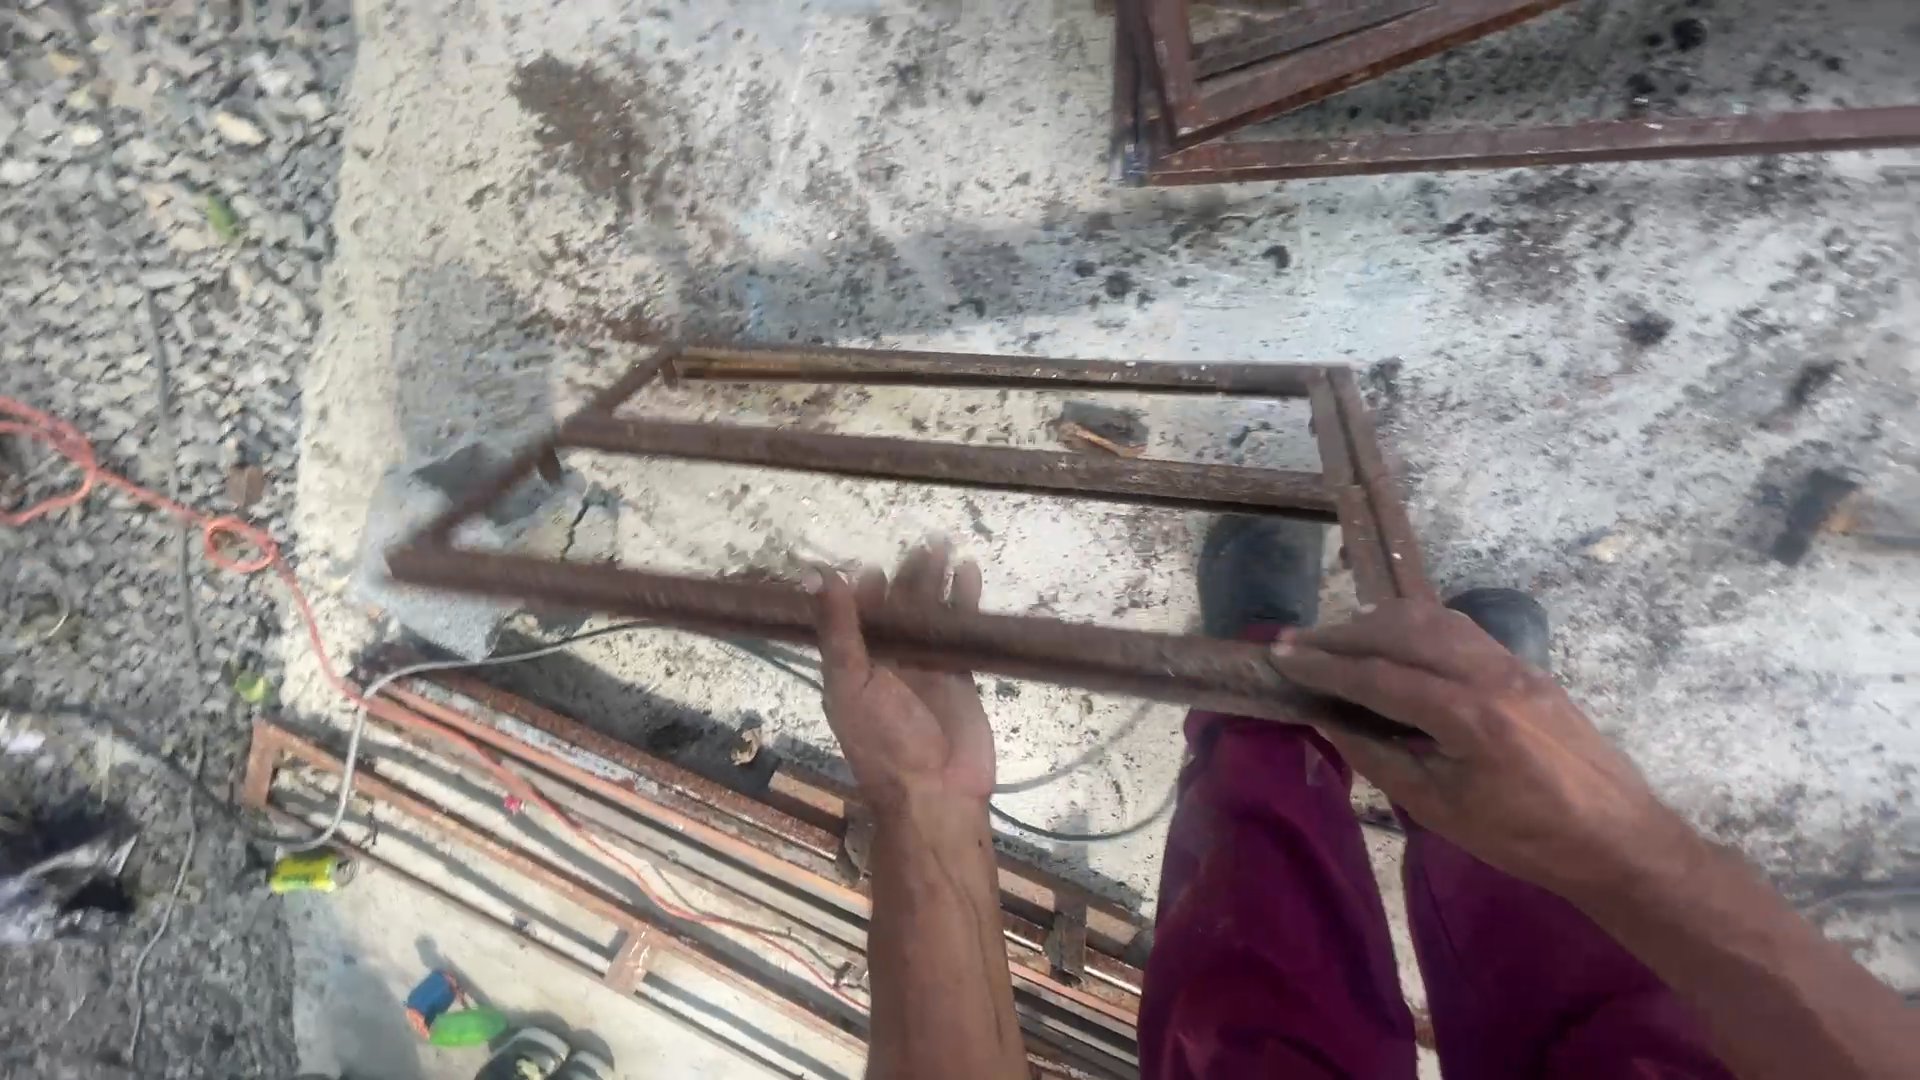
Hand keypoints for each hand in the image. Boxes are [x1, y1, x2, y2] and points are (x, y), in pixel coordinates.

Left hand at [804, 542, 994, 812]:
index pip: (857, 614)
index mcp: (854, 664)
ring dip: (938, 580)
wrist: (935, 792)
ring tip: (946, 545)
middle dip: (910, 574)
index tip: (875, 560)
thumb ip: (839, 628)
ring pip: (931, 613)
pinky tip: (970, 574)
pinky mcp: (960, 674)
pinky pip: (961, 632)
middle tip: (926, 542)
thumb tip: (815, 574)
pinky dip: (965, 603)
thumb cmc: (885, 740)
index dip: (864, 587)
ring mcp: (926, 666)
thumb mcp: (851, 682)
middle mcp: (888, 660)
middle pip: (900, 607)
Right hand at [1269, 600, 1691, 900]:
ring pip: (1427, 617)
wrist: (1622, 842)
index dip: (1321, 664)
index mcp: (1469, 719)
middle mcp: (1490, 675)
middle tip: (1294, 642)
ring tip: (1333, 636)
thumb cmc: (1524, 838)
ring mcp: (1510, 663)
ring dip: (1372, 622)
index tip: (1279, 655)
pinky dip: (1409, 622)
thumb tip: (1324, 716)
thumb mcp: (1438, 808)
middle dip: (1337, 634)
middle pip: (1398, 632)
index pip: (1376, 676)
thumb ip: (1375, 756)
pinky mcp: (1521, 663)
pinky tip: (1387, 634)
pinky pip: (1454, 625)